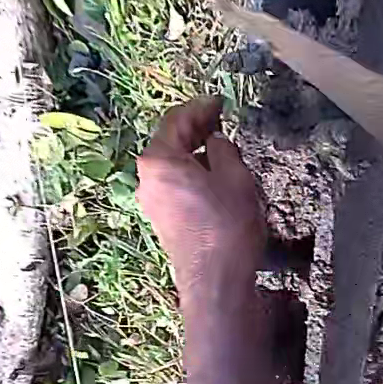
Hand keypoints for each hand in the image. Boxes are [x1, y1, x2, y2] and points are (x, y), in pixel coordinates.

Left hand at [136, 98, 268, 307]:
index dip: (200, 107)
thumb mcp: (235, 177)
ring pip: (174, 168)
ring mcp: (152, 204)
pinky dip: (193, 177)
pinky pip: (176, 188)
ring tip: (224, 153)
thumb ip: (223, 150)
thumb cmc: (227, 226)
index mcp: (159, 161)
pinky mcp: (164, 223)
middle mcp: (147, 180)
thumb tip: (215, 143)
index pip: (177, 120)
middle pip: (171, 144)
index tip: (219, 102)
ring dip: (196, 156)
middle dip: (196, 132)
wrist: (217, 281)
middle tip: (222, 123)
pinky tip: (215, 180)